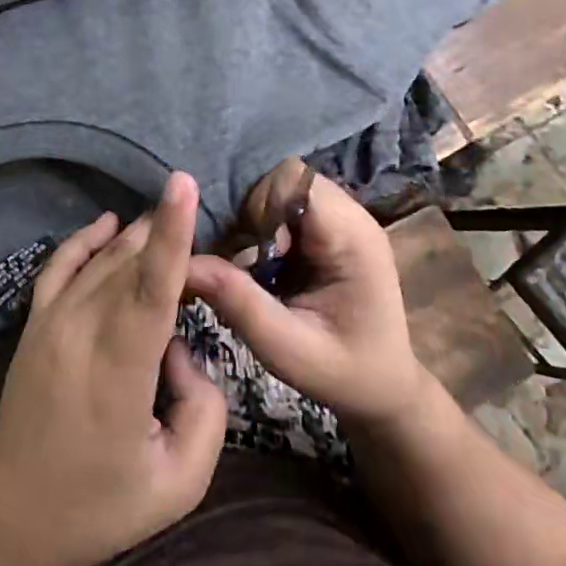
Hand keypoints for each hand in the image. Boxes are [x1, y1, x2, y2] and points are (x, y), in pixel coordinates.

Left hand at [0, 172, 227, 565]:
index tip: (182, 183)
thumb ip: (206, 407)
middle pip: (131, 263)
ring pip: (102, 259)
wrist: (15, 519)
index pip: (151, 287)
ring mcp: (50, 324)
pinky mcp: (34, 325)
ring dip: (138, 236)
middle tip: (206, 238)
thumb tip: (183, 348)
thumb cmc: (103, 504)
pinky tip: (111, 222)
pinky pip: (59, 265)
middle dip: (169, 237)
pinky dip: (86, 239)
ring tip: (171, 220)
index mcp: (119, 370)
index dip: (170, 233)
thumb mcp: (182, 480)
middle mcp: (80, 332)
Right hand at [186, 157, 426, 425]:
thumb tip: (183, 265)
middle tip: (238, 257)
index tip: (247, 253)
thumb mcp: (286, 350)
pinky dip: (260, 226)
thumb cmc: (341, 374)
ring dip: (253, 218)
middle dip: (250, 210)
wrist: (382, 388)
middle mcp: (350, 216)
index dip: (258, 205)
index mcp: (351, 237)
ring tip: (246, 261)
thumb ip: (239, 303)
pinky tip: (257, 263)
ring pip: (280, 188)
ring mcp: (340, 219)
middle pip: (284, 177)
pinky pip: (284, 206)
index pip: (293, 180)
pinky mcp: (327, 229)